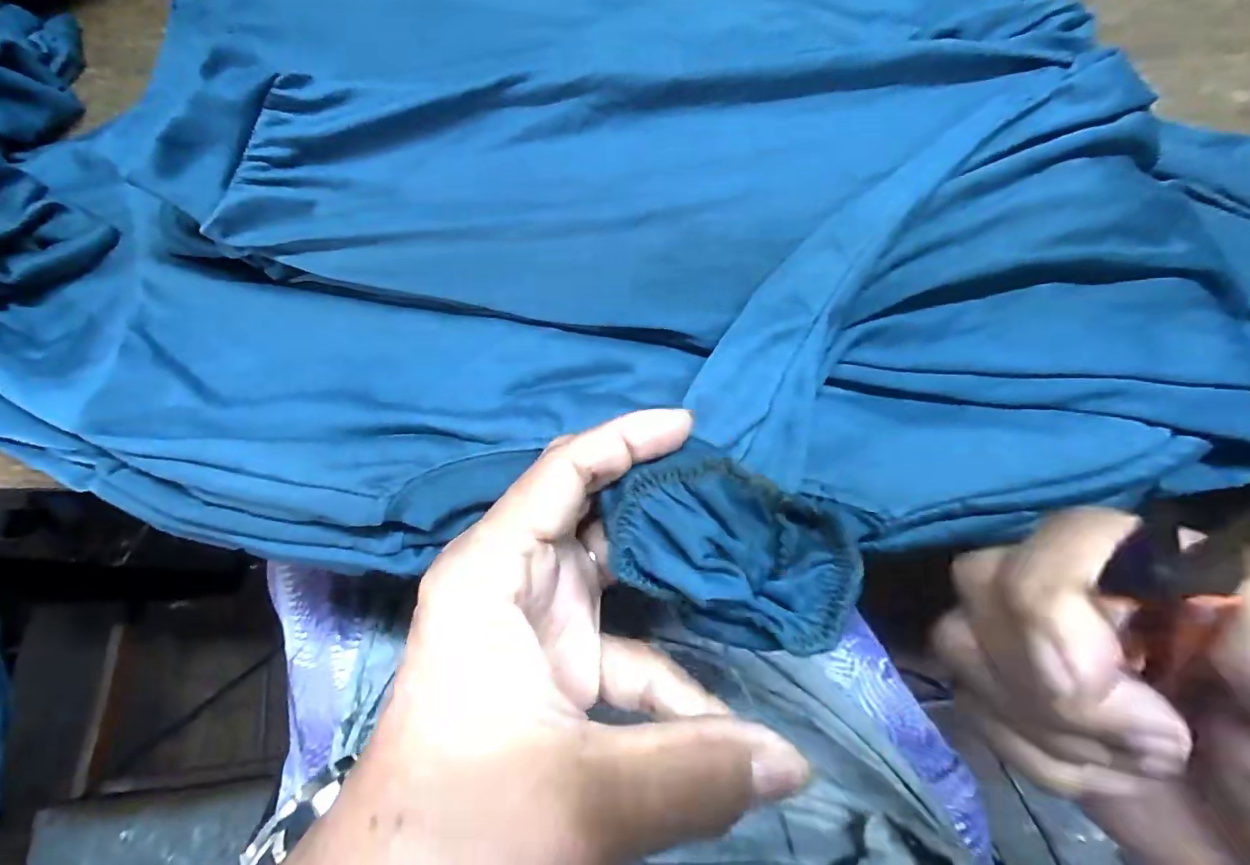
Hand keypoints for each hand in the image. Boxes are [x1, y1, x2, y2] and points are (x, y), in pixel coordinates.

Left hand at [301, 410, 810, 864]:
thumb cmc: (456, 823)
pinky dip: (671, 681)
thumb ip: (690, 773)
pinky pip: (624, 654)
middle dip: (652, 493)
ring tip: (735, 566)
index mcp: (491, 572)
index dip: (624, 438)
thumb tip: (794, 759)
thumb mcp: (576, 795)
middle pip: (589, 508)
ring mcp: (534, 628)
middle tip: (719, 481)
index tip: (687, 425)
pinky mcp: (554, 674)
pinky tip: (721, 726)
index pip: (562, 472)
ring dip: (667, 578)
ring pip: (612, 577)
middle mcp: (510, 582)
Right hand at [932, 507, 1249, 864]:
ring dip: (1034, 720)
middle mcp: (1104, 591)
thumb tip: (1197, 585)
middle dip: (1045, 677)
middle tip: (1153, 749)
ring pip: (962, 634)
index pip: (1068, 536)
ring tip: (1131, 766)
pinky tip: (1102, 775)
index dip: (1057, 606)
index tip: (1132, 713)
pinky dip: (1027, 751)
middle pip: (988, 576)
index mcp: (1186, 573)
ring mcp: (1057, 644)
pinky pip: (968, 698)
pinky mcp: (1028, 702)